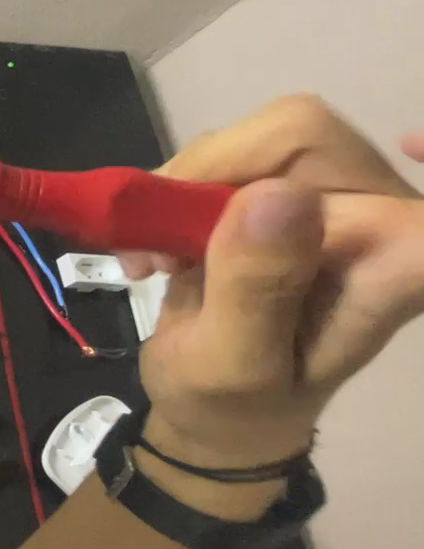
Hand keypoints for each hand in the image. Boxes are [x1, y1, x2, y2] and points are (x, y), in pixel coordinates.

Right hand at [126, 96, 423, 488]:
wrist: (218, 416)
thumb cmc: (230, 402)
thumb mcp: (234, 360)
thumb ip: (258, 285)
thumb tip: (272, 192)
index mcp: (395, 246)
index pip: (317, 150)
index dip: (257, 151)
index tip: (218, 194)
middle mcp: (379, 212)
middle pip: (287, 131)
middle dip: (198, 178)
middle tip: (155, 243)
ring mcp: (329, 206)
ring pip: (242, 144)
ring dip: (175, 196)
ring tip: (153, 259)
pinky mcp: (281, 209)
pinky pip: (218, 168)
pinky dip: (168, 204)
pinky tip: (158, 249)